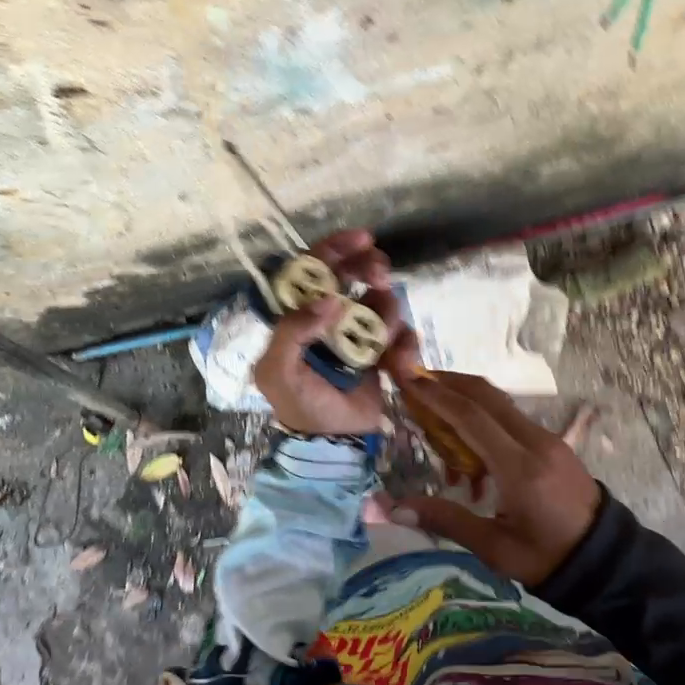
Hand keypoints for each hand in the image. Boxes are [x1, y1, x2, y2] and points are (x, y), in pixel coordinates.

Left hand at [251, 229, 402, 435]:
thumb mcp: (279, 371)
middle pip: (353, 273)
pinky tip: (398, 368)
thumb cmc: (299, 404)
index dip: (335, 247)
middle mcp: (329, 315)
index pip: (313, 268)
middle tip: (381, 277)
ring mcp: (358, 331)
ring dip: (388, 315)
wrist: (334, 445)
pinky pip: (402, 334)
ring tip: (384, 346)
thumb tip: (328, 299)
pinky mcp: (383, 350)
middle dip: (370, 269)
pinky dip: (405, 347)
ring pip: (382, 301)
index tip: (362, 238)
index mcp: (298, 313)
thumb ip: (291, 331)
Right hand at [386, 371, 602, 586]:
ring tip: (434, 408)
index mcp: (520, 468)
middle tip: (415, 381)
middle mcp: (535, 442)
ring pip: (499, 402)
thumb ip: (446, 519)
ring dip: (465, 396)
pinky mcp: (553, 443)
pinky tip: (466, 439)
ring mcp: (548, 439)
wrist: (608, 563)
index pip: (471, 417)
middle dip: (448, 382)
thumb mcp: (494, 548)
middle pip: (486, 395)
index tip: (408, 380)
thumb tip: (395, 509)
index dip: (437, 396)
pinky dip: (482, 414)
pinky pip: (510, 416)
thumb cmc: (547, 558)